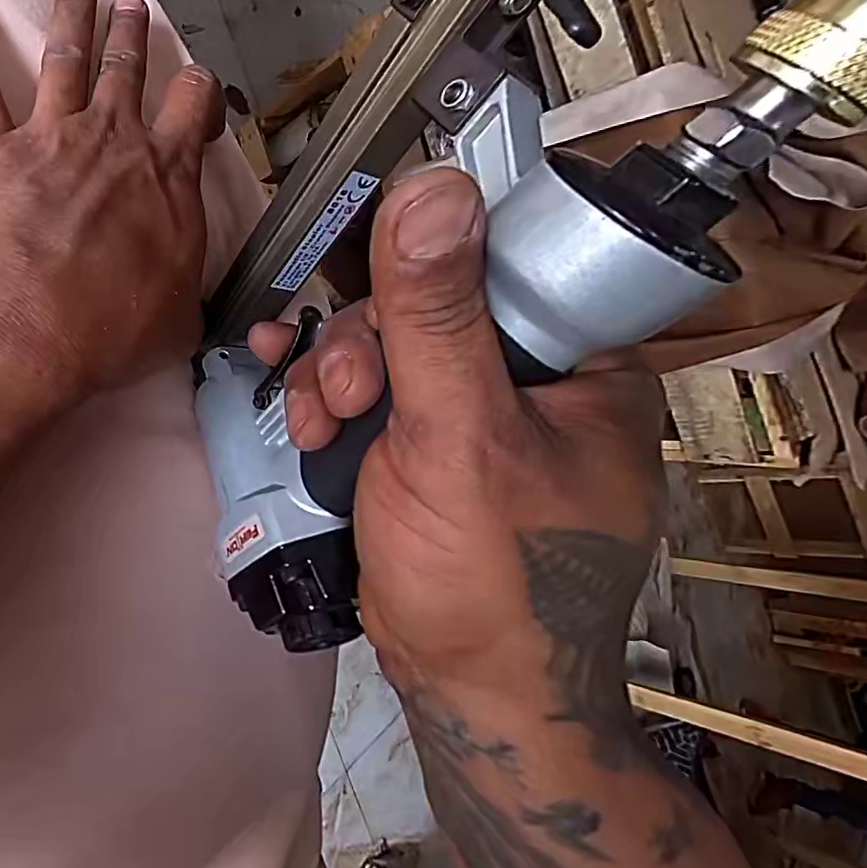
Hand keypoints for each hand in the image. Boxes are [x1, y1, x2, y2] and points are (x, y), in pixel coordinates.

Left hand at [0, 0, 223, 397]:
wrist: (34, 326)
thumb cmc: (109, 328)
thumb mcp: (178, 324)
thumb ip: (187, 301)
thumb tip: (189, 312)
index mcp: (166, 177)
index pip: (193, 106)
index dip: (198, 94)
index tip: (195, 96)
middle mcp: (113, 141)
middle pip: (128, 67)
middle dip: (132, 35)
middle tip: (130, 10)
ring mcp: (52, 138)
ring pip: (66, 57)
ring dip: (73, 19)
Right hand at [248, 170, 664, 698]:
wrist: (459, 680)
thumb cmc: (490, 571)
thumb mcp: (460, 434)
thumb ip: (436, 316)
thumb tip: (431, 187)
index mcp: (573, 363)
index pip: (499, 262)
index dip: (429, 260)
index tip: (374, 278)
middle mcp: (519, 378)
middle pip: (421, 308)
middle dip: (363, 344)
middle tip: (345, 397)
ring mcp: (459, 413)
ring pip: (378, 351)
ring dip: (330, 377)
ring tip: (317, 426)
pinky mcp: (411, 444)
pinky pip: (360, 393)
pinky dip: (320, 392)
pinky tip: (292, 398)